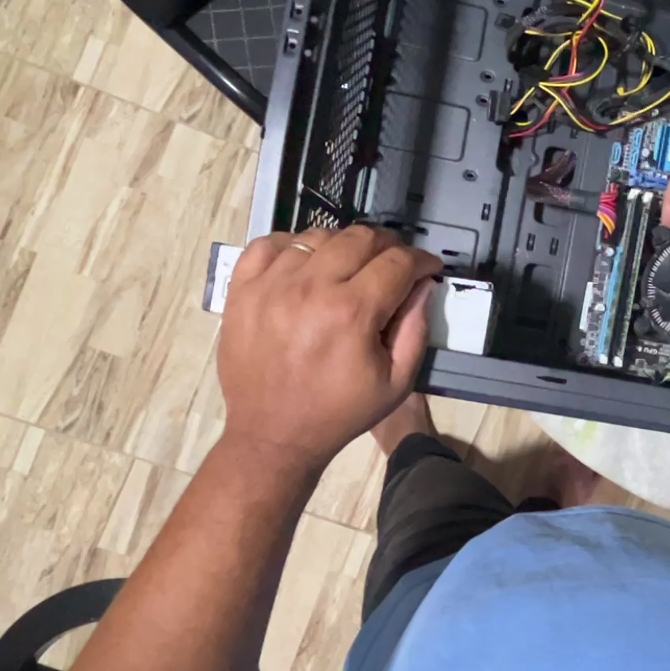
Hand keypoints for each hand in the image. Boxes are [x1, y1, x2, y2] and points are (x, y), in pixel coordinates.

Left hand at [218, 226, 440, 465]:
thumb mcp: (397, 381)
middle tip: (394, 266)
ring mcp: (272, 285)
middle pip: (360, 238)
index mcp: (353, 312)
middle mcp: (311, 288)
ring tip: (352, 267)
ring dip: (344, 246)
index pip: (398, 262)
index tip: (427, 268)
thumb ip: (416, 328)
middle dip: (388, 247)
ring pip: (318, 236)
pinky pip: (269, 244)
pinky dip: (294, 245)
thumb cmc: (341, 411)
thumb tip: (423, 284)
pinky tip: (307, 264)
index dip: (421, 260)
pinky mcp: (242, 289)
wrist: (274, 434)